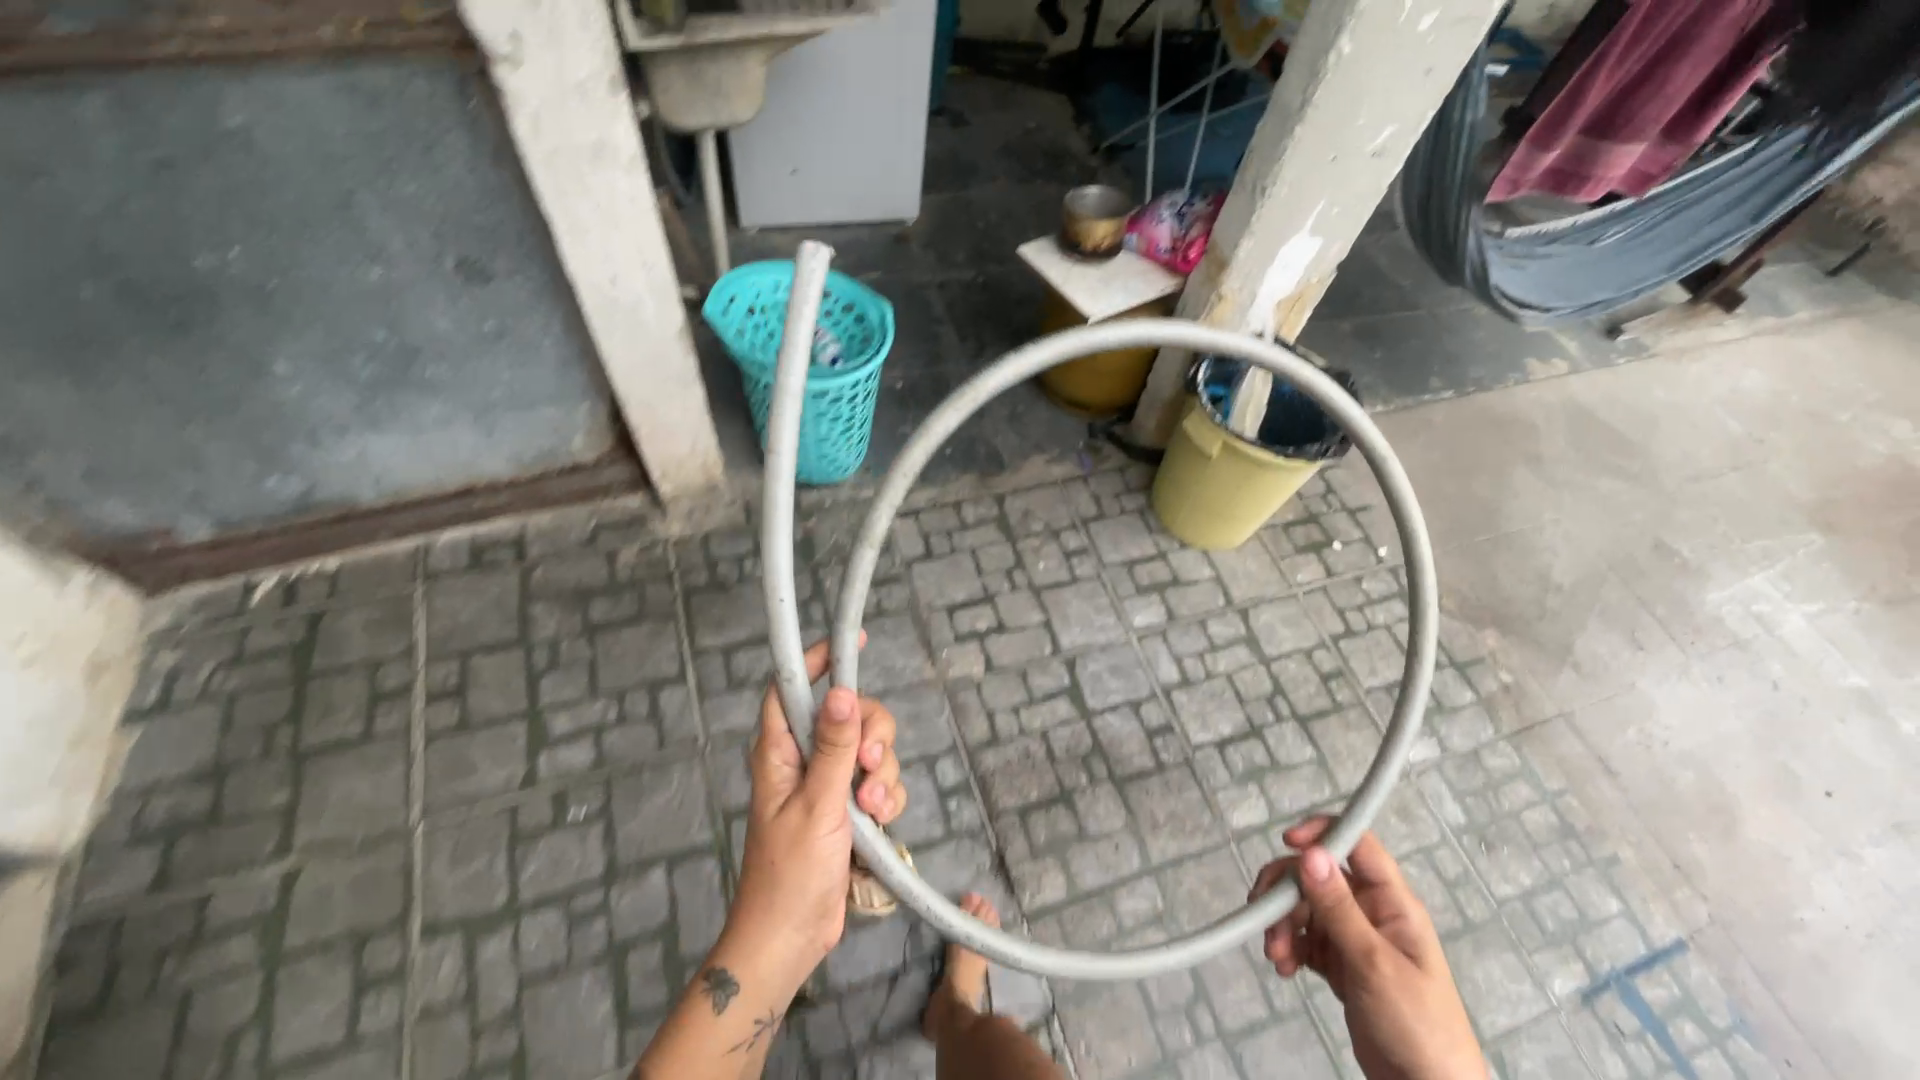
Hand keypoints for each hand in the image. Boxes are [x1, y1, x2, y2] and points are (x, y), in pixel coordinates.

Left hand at [720, 638, 909, 998]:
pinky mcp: (850, 809)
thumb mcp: (816, 806)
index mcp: (780, 751)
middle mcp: (805, 759)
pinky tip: (881, 821)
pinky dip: (887, 796)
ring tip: (872, 808)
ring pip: (871, 750)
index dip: (817, 662)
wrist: (793, 936)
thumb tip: (841, 693)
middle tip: (870, 764)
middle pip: (849, 715)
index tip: (853, 643)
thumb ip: (834, 749)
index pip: (791, 688)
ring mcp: (830, 784)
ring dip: (882, 773)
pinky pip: (880, 783)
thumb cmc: (790, 872)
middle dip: (871, 735)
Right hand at [1250, 817, 1485, 1079]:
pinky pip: (1304, 939)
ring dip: (1282, 924)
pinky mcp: (1340, 963)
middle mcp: (1371, 911)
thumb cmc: (1417, 1024)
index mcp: (1392, 902)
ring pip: (1305, 907)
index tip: (1287, 843)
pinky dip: (1288, 947)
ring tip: (1275, 955)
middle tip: (1264, 912)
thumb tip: (1310, 854)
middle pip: (1318, 876)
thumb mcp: (1373, 963)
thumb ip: (1339, 908)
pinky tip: (1284, 968)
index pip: (1357, 844)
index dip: (1321, 834)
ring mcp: (1354, 937)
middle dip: (1287, 891)